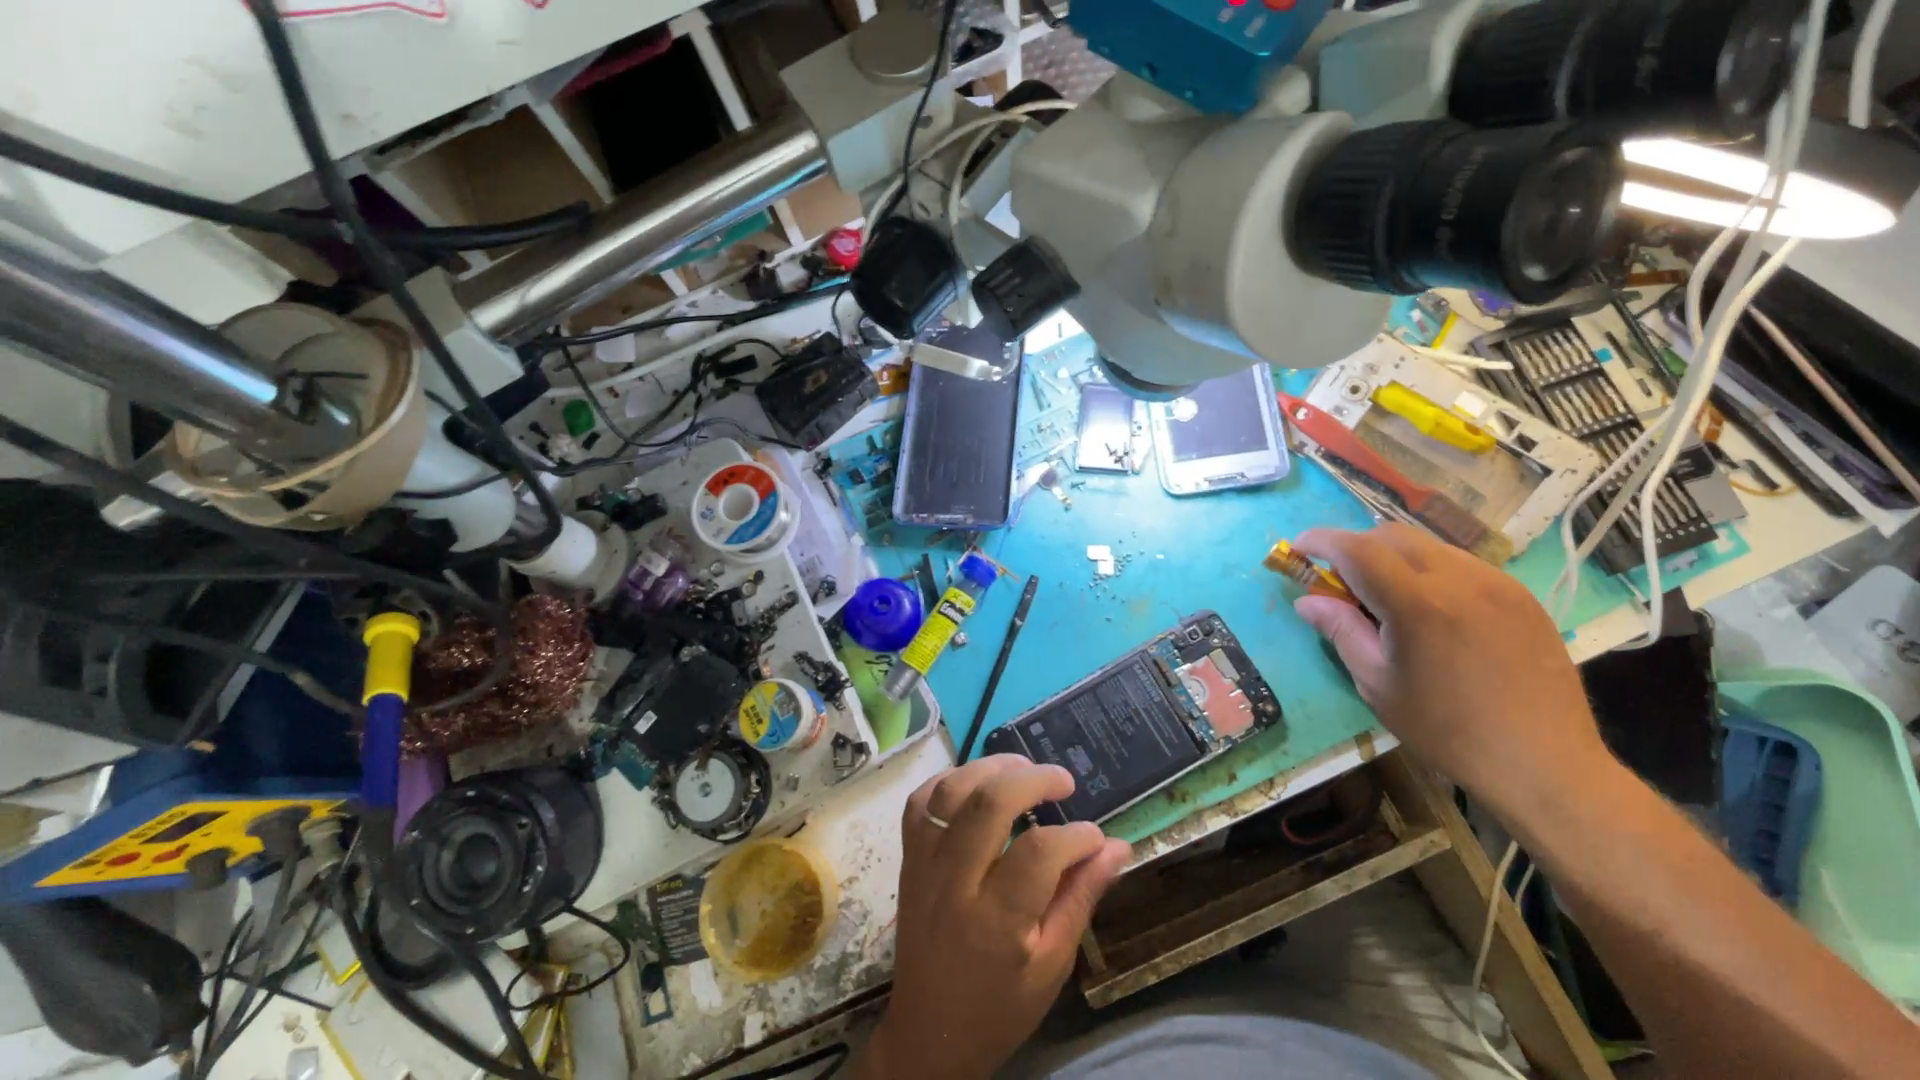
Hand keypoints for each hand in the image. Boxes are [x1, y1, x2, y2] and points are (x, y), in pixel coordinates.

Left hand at [855, 756, 1131, 1079]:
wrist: (930, 1031)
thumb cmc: (1001, 1005)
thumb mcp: (1053, 964)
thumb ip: (1081, 898)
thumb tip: (1116, 846)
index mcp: (997, 920)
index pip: (1040, 851)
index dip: (1076, 835)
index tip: (1095, 837)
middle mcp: (954, 883)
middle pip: (988, 804)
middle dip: (1033, 779)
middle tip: (1064, 782)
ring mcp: (924, 867)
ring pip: (949, 792)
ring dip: (989, 768)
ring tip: (1024, 769)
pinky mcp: (908, 861)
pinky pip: (919, 803)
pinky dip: (949, 782)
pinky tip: (979, 784)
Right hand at [1292, 525, 1612, 817]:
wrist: (1542, 760)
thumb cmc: (1447, 731)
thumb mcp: (1379, 685)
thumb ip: (1342, 632)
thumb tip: (1307, 600)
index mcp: (1417, 603)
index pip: (1357, 549)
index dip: (1322, 540)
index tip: (1298, 546)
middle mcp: (1458, 578)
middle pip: (1393, 536)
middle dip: (1357, 545)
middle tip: (1338, 578)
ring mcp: (1496, 582)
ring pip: (1430, 546)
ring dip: (1395, 556)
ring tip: (1384, 595)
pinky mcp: (1520, 595)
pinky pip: (1463, 564)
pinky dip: (1431, 571)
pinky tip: (1431, 609)